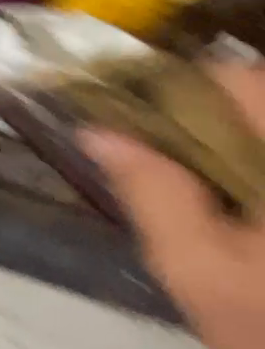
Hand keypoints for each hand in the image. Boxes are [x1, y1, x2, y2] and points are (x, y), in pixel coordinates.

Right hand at [83, 62, 264, 348]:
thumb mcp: (197, 268)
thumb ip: (152, 193)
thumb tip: (99, 133)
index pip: (236, 81)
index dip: (173, 88)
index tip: (123, 116)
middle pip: (254, 104)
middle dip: (194, 123)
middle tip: (145, 158)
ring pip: (255, 139)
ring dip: (222, 149)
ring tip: (188, 189)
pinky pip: (258, 169)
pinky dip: (241, 174)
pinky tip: (232, 209)